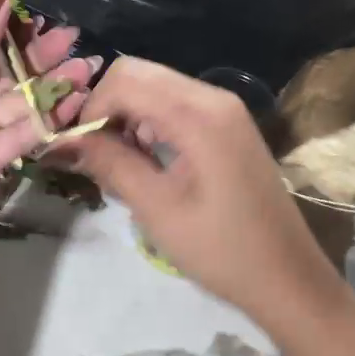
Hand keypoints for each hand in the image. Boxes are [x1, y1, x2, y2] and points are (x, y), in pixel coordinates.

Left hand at [0, 0, 98, 272]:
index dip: (14, 33)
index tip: (48, 22)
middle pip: (5, 71)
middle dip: (40, 57)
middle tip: (78, 43)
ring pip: (19, 102)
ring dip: (51, 86)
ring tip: (88, 71)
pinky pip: (22, 136)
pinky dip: (48, 121)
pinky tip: (74, 105)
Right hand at [48, 57, 343, 327]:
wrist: (291, 283)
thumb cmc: (223, 251)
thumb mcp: (157, 210)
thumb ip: (110, 163)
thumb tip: (62, 139)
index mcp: (198, 115)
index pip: (124, 82)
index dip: (92, 108)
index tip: (78, 146)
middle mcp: (212, 97)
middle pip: (137, 72)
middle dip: (106, 104)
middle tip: (94, 149)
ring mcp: (223, 107)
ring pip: (153, 83)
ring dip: (126, 111)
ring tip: (118, 158)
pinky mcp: (227, 121)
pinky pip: (173, 99)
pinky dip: (148, 116)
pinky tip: (147, 156)